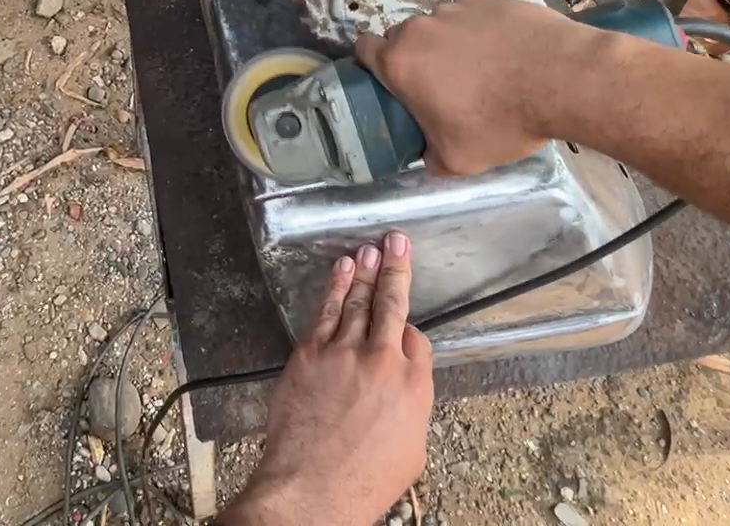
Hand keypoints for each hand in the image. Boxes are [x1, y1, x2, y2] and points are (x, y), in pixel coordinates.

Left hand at [220, 232, 433, 525]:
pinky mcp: (311, 351)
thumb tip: (401, 381)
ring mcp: (344, 352)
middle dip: (396, 269)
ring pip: (357, 300)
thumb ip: (409, 403)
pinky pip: (326, 310)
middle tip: (397, 241)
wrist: (312, 487)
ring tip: (371, 248)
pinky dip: (334, 286)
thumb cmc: (365, 480)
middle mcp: (382, 360)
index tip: (403, 331)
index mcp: (414, 387)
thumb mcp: (411, 449)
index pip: (418, 341)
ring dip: (365, 271)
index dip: (411, 334)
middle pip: (392, 304)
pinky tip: (341, 269)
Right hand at [354, 0, 589, 175]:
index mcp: (399, 63)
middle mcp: (418, 30)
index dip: (371, 64)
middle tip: (439, 84)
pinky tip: (502, 49)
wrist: (563, 79)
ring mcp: (453, 9)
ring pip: (437, 26)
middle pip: (401, 37)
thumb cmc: (501, 121)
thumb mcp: (458, 160)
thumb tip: (425, 158)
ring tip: (480, 67)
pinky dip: (477, 29)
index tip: (389, 81)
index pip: (363, 48)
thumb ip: (429, 159)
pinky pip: (469, 14)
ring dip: (447, 43)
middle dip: (413, 57)